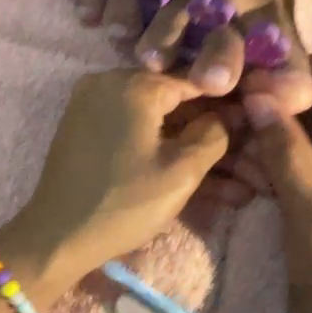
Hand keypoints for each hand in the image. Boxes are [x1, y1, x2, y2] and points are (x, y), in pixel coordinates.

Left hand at [2, 70, 228, 280]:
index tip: (254, 127)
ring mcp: (87, 100)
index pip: (196, 80)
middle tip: (243, 161)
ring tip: (227, 180)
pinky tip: (186, 169)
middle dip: (205, 127)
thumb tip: (230, 114)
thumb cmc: (124, 203)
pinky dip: (154, 142)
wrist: (57, 232)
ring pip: (150, 115)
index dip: (228, 104)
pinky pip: (128, 124)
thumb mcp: (181, 171)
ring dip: (183, 141)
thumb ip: (214, 134)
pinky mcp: (80, 122)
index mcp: (132, 84)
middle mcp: (105, 80)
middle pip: (170, 97)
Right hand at [59, 0, 311, 117]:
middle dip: (166, 65)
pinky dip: (91, 2)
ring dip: (125, 35)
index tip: (221, 85)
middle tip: (160, 58)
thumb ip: (269, 10)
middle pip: (170, 58)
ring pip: (124, 30)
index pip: (245, 68)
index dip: (233, 82)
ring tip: (125, 28)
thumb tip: (265, 58)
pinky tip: (96, 0)